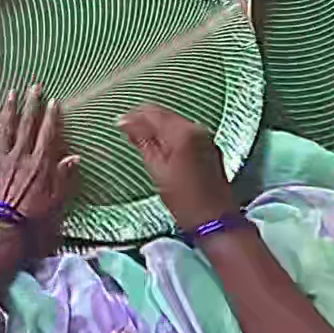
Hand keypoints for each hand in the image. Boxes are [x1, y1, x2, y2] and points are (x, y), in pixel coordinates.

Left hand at [0, 85, 77, 294]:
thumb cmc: (31, 219)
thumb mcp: (55, 201)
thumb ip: (63, 177)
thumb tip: (75, 157)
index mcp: (39, 163)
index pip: (47, 134)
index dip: (51, 117)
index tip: (54, 101)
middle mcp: (19, 156)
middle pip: (27, 126)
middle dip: (32, 105)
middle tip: (34, 86)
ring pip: (4, 129)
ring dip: (8, 110)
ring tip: (11, 93)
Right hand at [119, 105, 236, 230]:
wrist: (215, 220)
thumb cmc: (183, 199)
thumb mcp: (157, 170)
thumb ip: (142, 142)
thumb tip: (125, 123)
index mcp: (182, 133)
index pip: (152, 113)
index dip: (133, 116)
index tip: (118, 124)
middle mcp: (195, 128)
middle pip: (164, 114)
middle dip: (144, 119)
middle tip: (126, 130)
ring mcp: (205, 135)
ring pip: (174, 120)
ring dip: (156, 125)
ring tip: (139, 138)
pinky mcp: (208, 144)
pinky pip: (183, 130)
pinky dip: (169, 133)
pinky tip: (159, 144)